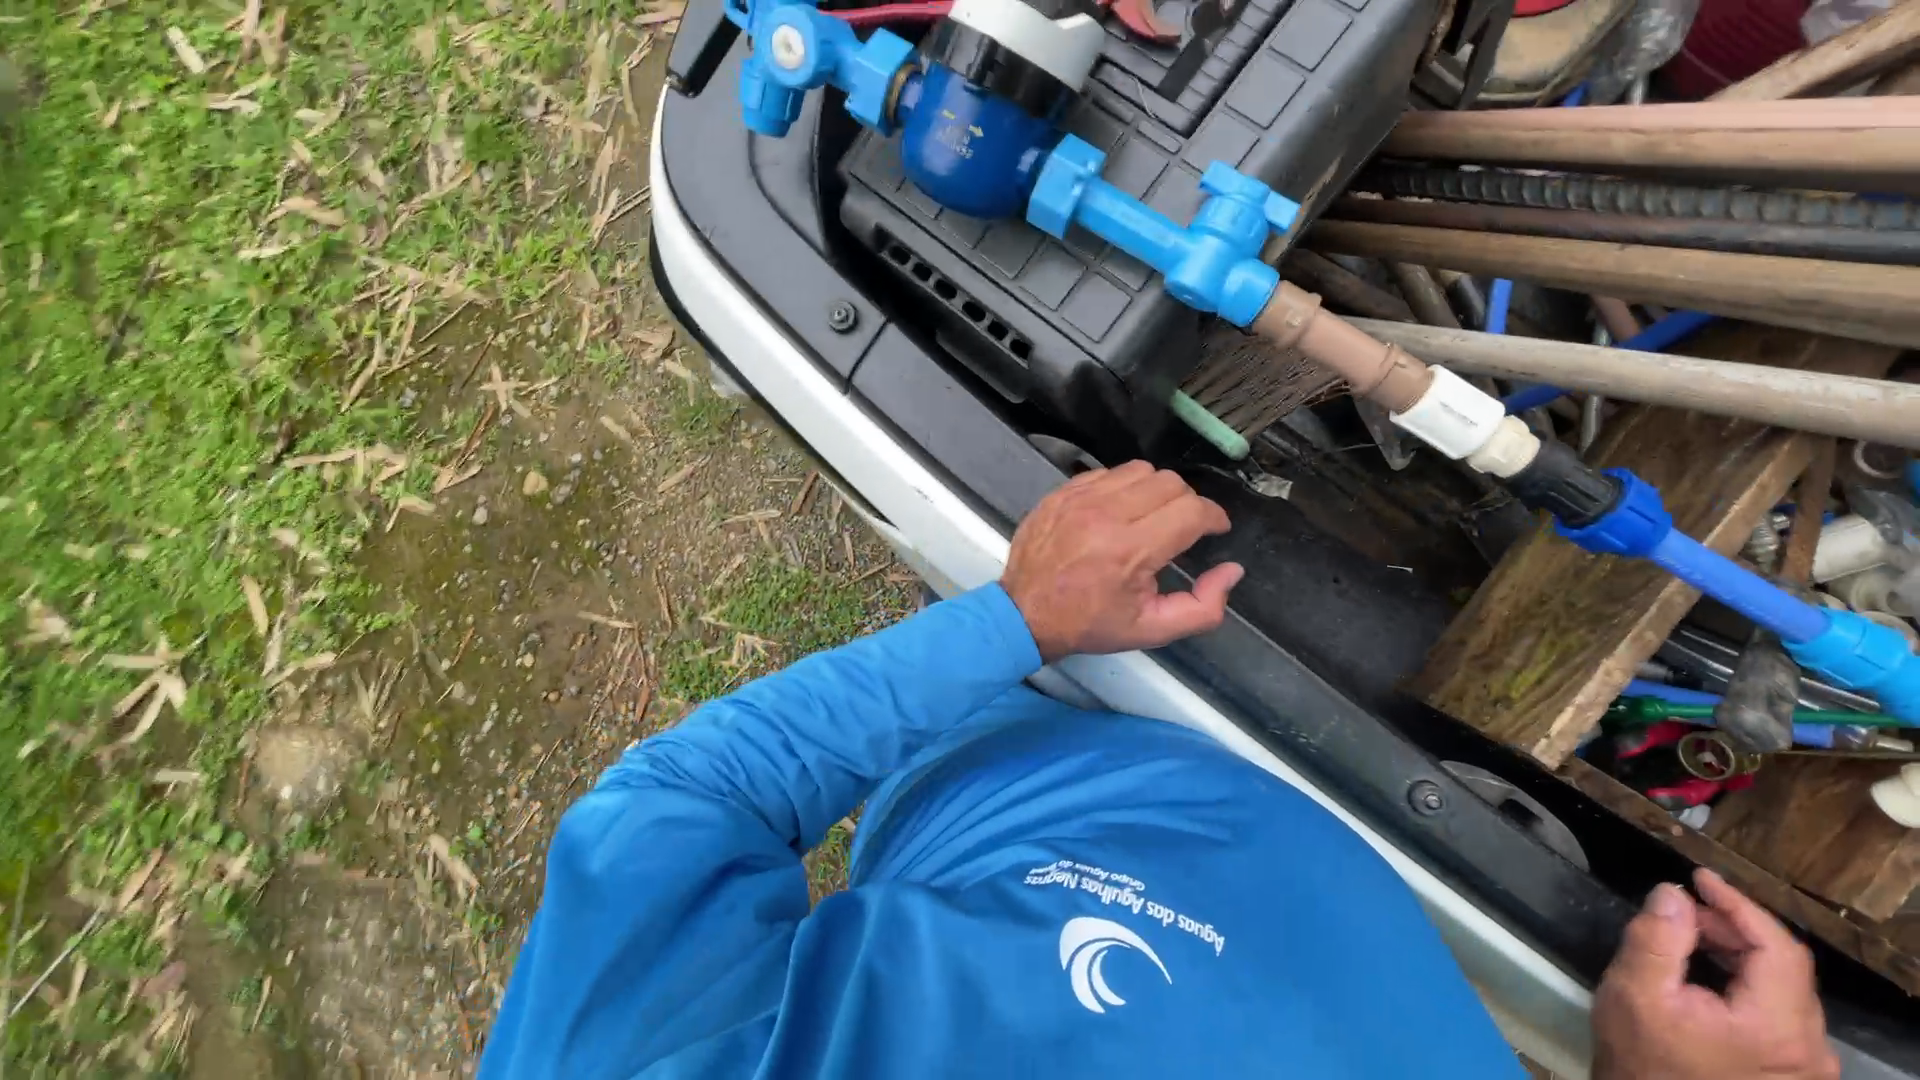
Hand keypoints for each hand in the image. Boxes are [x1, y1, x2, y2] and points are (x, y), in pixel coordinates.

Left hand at [1001, 461, 1242, 661]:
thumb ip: (1203, 607)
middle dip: (1187, 503)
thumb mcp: (1152, 630)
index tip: (1215, 530)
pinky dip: (1122, 487)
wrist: (1024, 614)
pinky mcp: (1062, 492)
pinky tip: (1118, 512)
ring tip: (1151, 517)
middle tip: (1182, 528)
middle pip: (1170, 483)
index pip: (1192, 511)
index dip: (1214, 517)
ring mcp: (1080, 498)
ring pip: (1140, 470)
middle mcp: (1106, 515)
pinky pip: (1107, 472)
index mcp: (1131, 550)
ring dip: (1156, 490)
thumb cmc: (1089, 624)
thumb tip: (1231, 571)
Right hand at [1592, 868, 1837, 1079]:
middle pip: (1785, 966)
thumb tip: (1674, 892)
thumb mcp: (1634, 990)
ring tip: (1686, 930)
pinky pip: (1779, 1006)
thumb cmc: (1642, 1055)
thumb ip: (1656, 938)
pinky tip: (1706, 966)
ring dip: (1737, 948)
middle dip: (1733, 925)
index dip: (1740, 905)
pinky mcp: (1792, 1068)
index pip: (1779, 949)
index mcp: (1778, 1029)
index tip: (1699, 877)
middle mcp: (1809, 1048)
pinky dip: (1744, 975)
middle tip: (1680, 907)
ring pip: (1784, 985)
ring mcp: (1805, 1063)